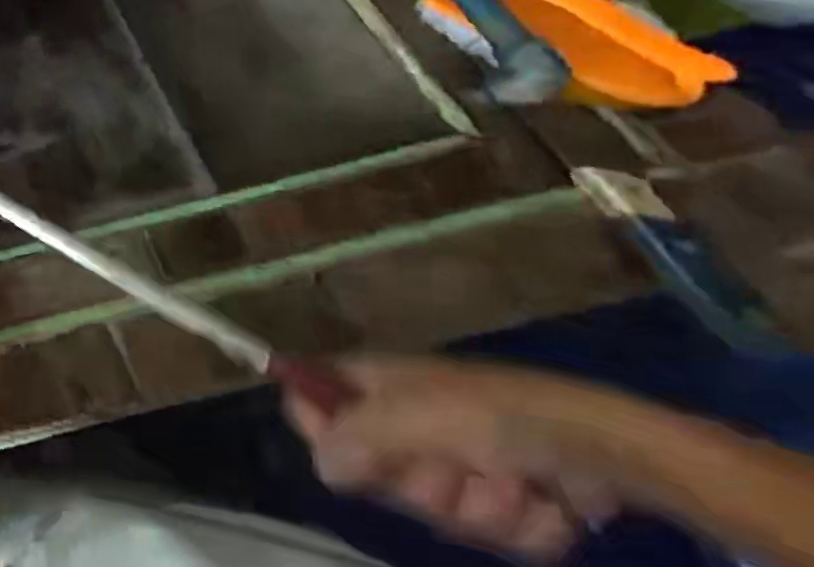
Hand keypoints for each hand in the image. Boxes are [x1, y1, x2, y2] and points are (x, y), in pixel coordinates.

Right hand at [284, 356, 623, 560]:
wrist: (607, 446)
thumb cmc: (493, 414)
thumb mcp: (413, 417)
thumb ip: (356, 437)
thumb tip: (322, 467)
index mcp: (374, 384)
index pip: (309, 397)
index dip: (317, 426)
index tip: (350, 455)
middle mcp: (404, 420)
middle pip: (373, 470)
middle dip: (422, 485)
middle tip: (451, 471)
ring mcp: (453, 461)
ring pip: (435, 510)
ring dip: (481, 509)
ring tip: (513, 485)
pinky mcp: (501, 499)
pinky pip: (489, 532)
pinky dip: (520, 525)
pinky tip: (543, 503)